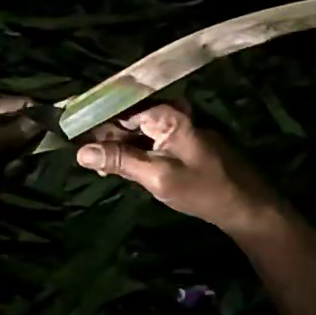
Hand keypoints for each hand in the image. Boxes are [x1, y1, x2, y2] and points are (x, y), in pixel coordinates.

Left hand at [0, 98, 43, 232]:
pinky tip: (2, 187)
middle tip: (27, 160)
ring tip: (8, 177)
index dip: (41, 115)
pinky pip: (8, 172)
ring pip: (18, 153)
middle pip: (21, 129)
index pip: (19, 105)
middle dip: (30, 145)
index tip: (65, 128)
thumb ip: (12, 131)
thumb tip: (46, 119)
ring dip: (19, 166)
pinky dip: (10, 178)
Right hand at [74, 102, 283, 236]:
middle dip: (102, 136)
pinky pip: (143, 138)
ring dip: (113, 146)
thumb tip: (80, 152)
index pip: (117, 107)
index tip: (68, 133)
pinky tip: (115, 168)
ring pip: (131, 129)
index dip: (91, 119)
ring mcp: (173, 124)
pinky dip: (128, 151)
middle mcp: (169, 111)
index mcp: (166, 113)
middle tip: (84, 160)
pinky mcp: (175, 138)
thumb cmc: (205, 190)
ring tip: (98, 168)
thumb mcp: (157, 177)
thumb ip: (119, 161)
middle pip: (123, 117)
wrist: (247, 206)